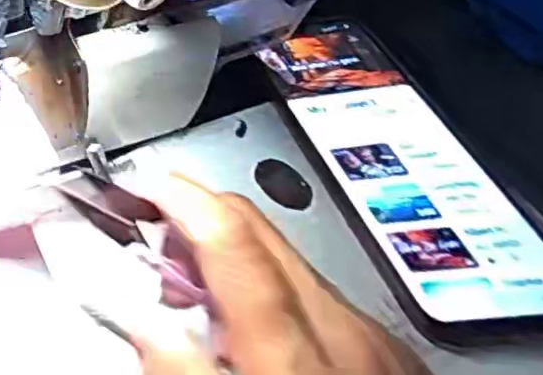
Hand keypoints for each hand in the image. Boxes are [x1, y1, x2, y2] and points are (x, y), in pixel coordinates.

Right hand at [131, 174, 427, 374]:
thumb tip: (149, 331)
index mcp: (299, 367)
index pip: (235, 245)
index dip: (183, 201)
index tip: (146, 186)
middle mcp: (349, 341)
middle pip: (255, 226)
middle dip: (195, 213)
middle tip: (154, 235)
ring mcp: (380, 347)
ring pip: (282, 248)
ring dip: (229, 247)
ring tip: (196, 284)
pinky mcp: (396, 354)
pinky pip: (313, 284)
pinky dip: (268, 280)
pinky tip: (250, 318)